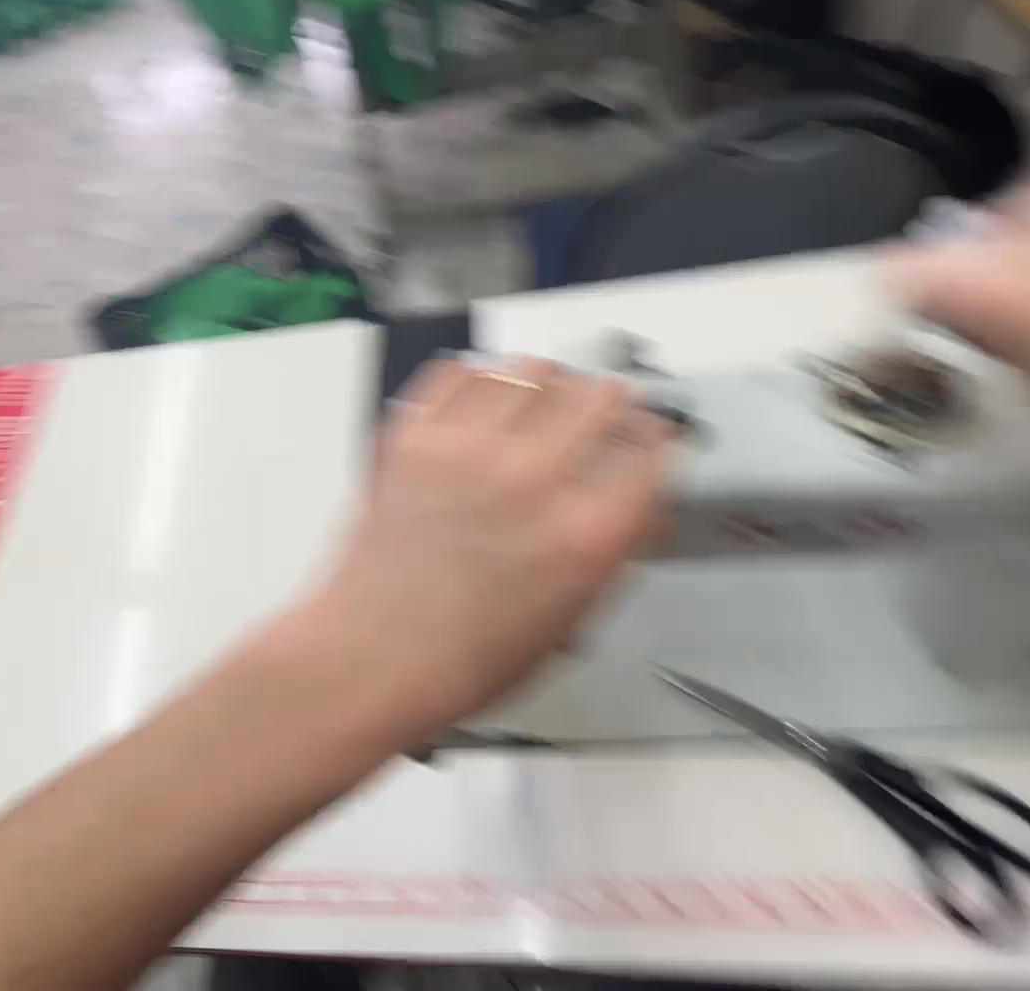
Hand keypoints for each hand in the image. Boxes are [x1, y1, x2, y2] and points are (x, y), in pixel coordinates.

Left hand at [280, 359, 670, 740]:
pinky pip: (458, 372)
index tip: (647, 435)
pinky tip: (485, 394)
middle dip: (608, 404)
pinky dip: (480, 375)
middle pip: (599, 395)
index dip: (656, 437)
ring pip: (533, 370)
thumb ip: (612, 554)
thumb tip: (639, 512)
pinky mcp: (414, 438)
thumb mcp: (569, 621)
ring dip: (548, 383)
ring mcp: (469, 451)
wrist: (372, 656)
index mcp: (584, 533)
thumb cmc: (461, 660)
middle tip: (599, 413)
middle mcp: (531, 479)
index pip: (650, 446)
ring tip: (543, 400)